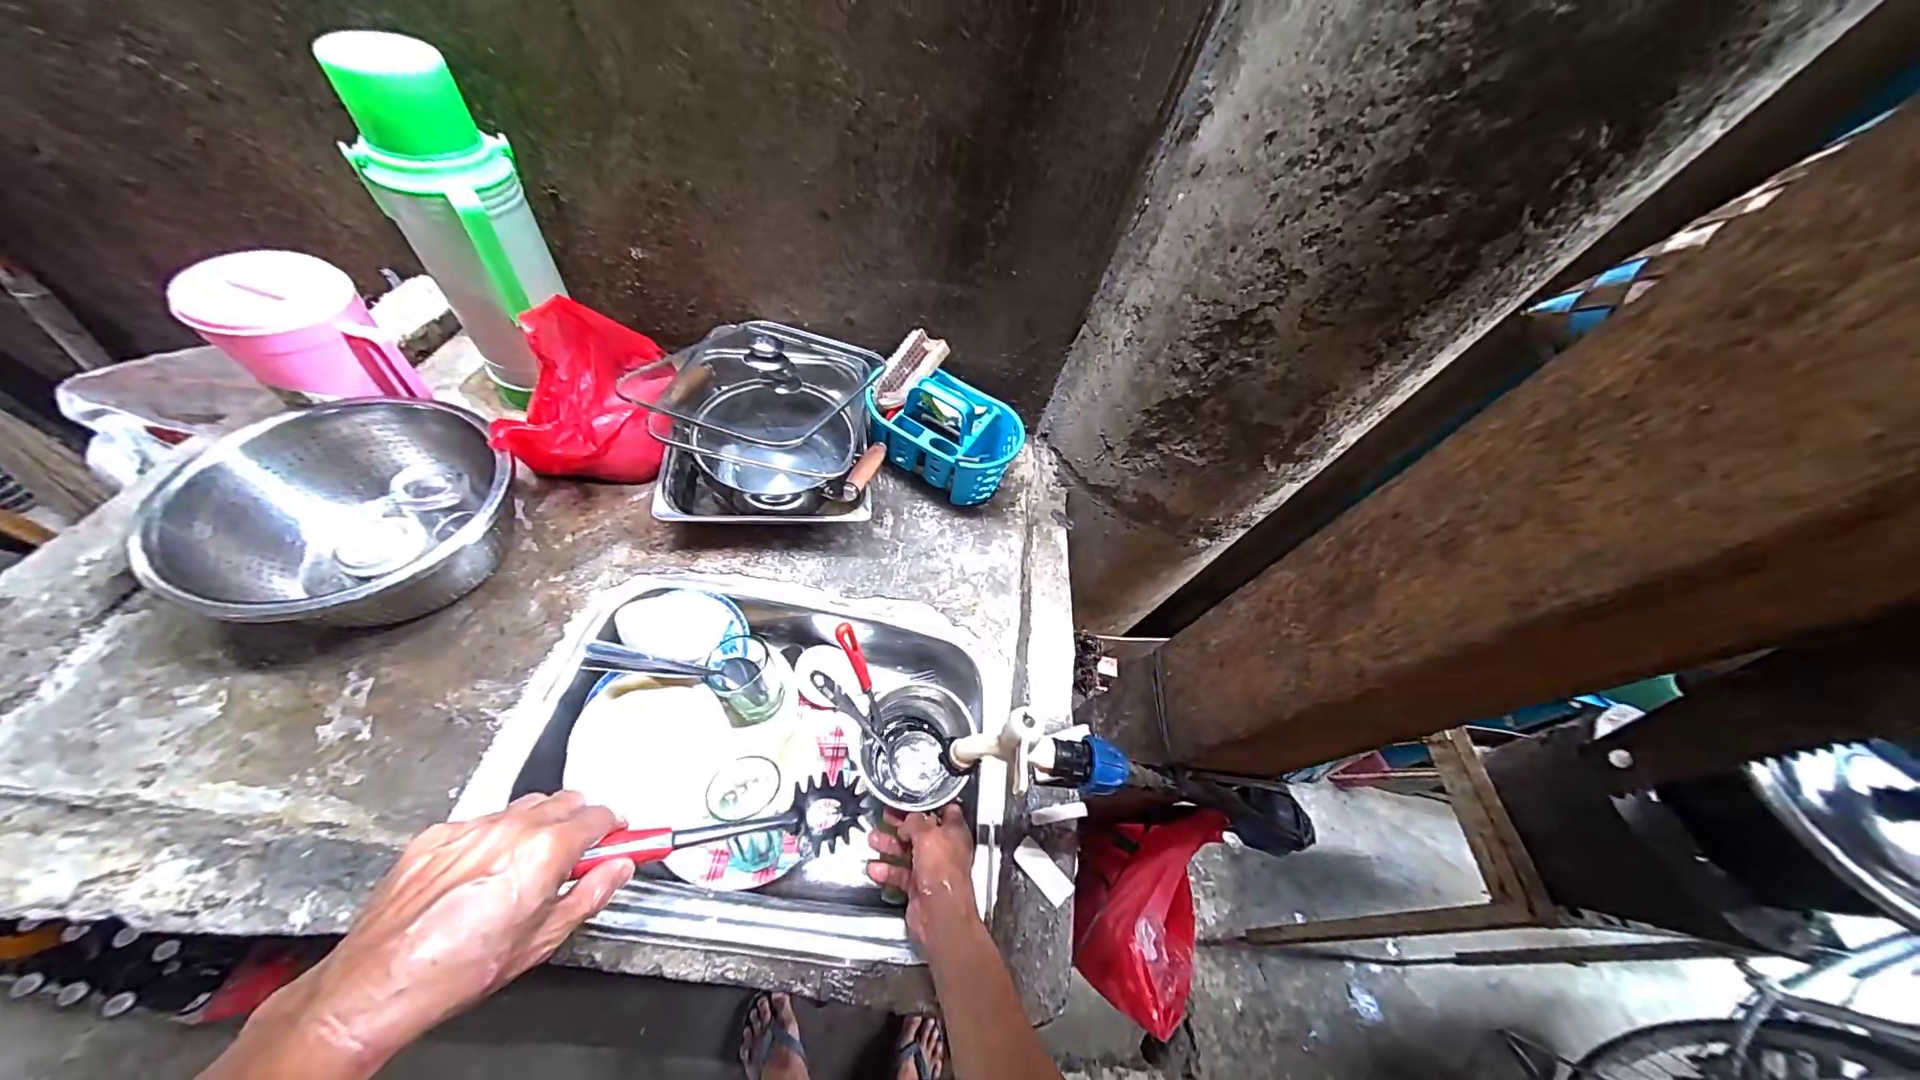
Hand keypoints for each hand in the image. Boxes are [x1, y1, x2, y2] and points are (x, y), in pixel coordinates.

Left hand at [222, 791, 632, 1076]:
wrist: (373, 988)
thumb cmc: (455, 971)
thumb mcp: (543, 939)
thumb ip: (591, 893)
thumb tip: (618, 869)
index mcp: (546, 849)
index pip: (601, 815)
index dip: (615, 830)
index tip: (618, 841)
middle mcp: (511, 827)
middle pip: (568, 799)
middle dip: (580, 821)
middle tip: (577, 854)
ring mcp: (471, 828)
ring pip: (526, 806)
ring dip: (539, 824)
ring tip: (527, 864)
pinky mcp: (436, 836)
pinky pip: (481, 821)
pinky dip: (493, 837)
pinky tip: (482, 873)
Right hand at [866, 804, 977, 945]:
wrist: (940, 916)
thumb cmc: (942, 872)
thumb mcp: (928, 836)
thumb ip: (916, 822)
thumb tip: (909, 818)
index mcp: (954, 833)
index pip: (945, 810)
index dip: (928, 804)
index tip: (910, 798)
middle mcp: (944, 849)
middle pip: (921, 831)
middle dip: (901, 824)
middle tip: (885, 815)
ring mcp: (930, 868)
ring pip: (907, 851)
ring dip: (889, 845)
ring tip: (872, 839)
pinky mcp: (917, 886)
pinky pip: (899, 874)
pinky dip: (886, 870)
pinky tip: (873, 868)